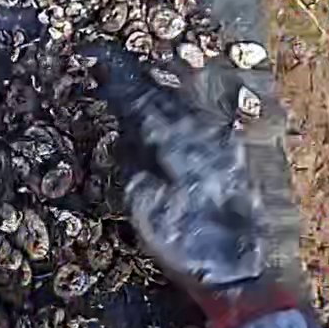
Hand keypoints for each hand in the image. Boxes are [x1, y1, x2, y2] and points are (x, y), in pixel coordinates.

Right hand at [94, 47, 296, 327]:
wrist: (237, 272)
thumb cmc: (182, 241)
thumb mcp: (142, 203)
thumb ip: (133, 160)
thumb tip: (125, 132)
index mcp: (176, 140)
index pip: (138, 98)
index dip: (113, 76)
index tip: (91, 55)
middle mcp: (203, 131)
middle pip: (162, 93)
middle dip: (132, 78)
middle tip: (105, 64)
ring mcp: (222, 141)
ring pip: (182, 102)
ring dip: (154, 91)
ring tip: (130, 82)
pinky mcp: (232, 154)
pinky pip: (197, 118)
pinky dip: (175, 108)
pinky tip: (166, 111)